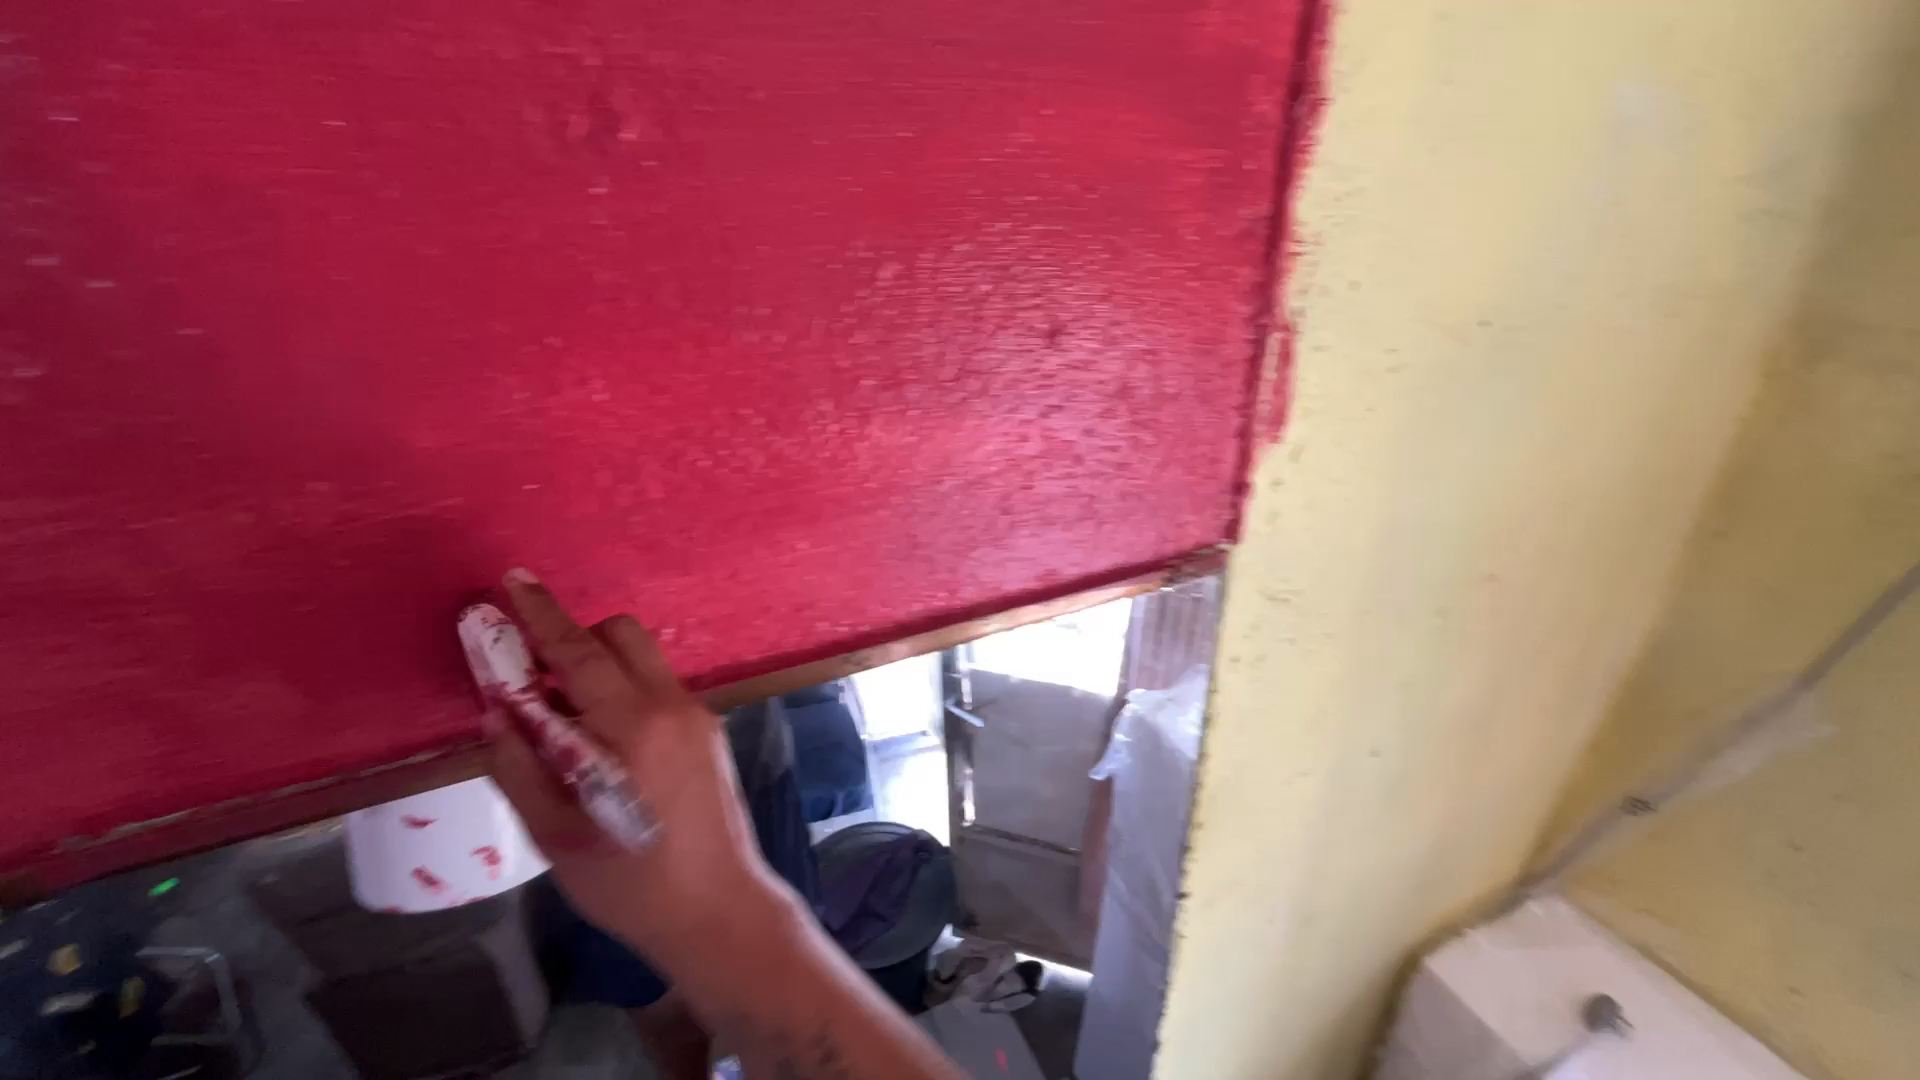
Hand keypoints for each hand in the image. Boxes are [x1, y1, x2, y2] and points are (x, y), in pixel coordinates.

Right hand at [484, 568, 792, 969]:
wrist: (718, 905)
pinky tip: (603, 741)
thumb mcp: (556, 833)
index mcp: (635, 725)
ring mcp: (699, 716)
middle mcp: (674, 705)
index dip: (543, 615)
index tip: (514, 582)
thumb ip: (521, 763)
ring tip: (563, 718)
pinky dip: (625, 692)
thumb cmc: (630, 881)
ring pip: (644, 660)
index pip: (582, 651)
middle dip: (575, 639)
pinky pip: (659, 688)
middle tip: (533, 677)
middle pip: (623, 636)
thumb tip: (498, 709)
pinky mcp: (710, 731)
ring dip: (600, 667)